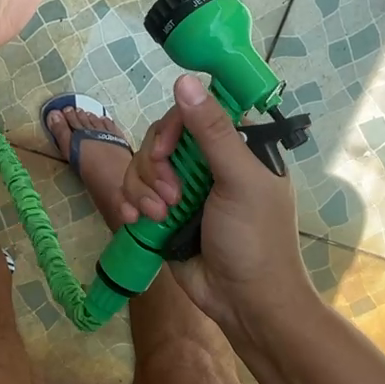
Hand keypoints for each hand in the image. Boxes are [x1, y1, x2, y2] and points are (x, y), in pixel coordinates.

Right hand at [120, 74, 316, 332]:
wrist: (244, 304)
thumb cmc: (255, 240)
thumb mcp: (238, 180)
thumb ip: (211, 131)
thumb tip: (184, 79)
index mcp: (236, 149)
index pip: (193, 114)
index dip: (172, 126)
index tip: (166, 150)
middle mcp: (207, 163)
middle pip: (159, 139)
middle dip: (155, 167)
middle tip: (170, 196)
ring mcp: (183, 189)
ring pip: (141, 166)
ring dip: (142, 190)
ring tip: (159, 217)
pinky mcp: (163, 213)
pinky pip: (133, 192)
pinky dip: (130, 204)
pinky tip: (137, 221)